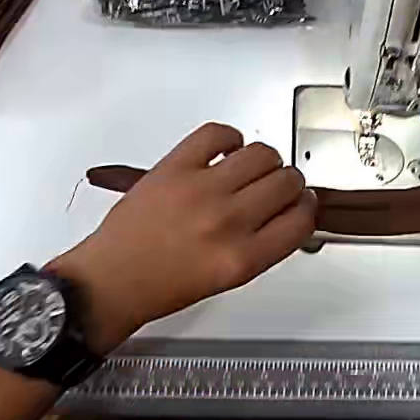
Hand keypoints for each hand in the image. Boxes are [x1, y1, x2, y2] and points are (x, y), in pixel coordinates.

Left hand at [51, 123, 316, 351]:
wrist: (112, 280)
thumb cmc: (164, 285)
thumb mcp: (229, 278)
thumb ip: (263, 245)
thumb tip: (288, 214)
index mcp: (243, 258)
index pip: (300, 220)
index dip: (307, 208)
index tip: (303, 203)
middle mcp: (227, 222)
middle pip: (287, 182)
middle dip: (290, 184)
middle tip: (279, 186)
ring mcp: (200, 190)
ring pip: (262, 153)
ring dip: (266, 160)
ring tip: (254, 169)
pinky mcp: (175, 167)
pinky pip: (218, 134)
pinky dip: (229, 137)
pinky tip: (227, 151)